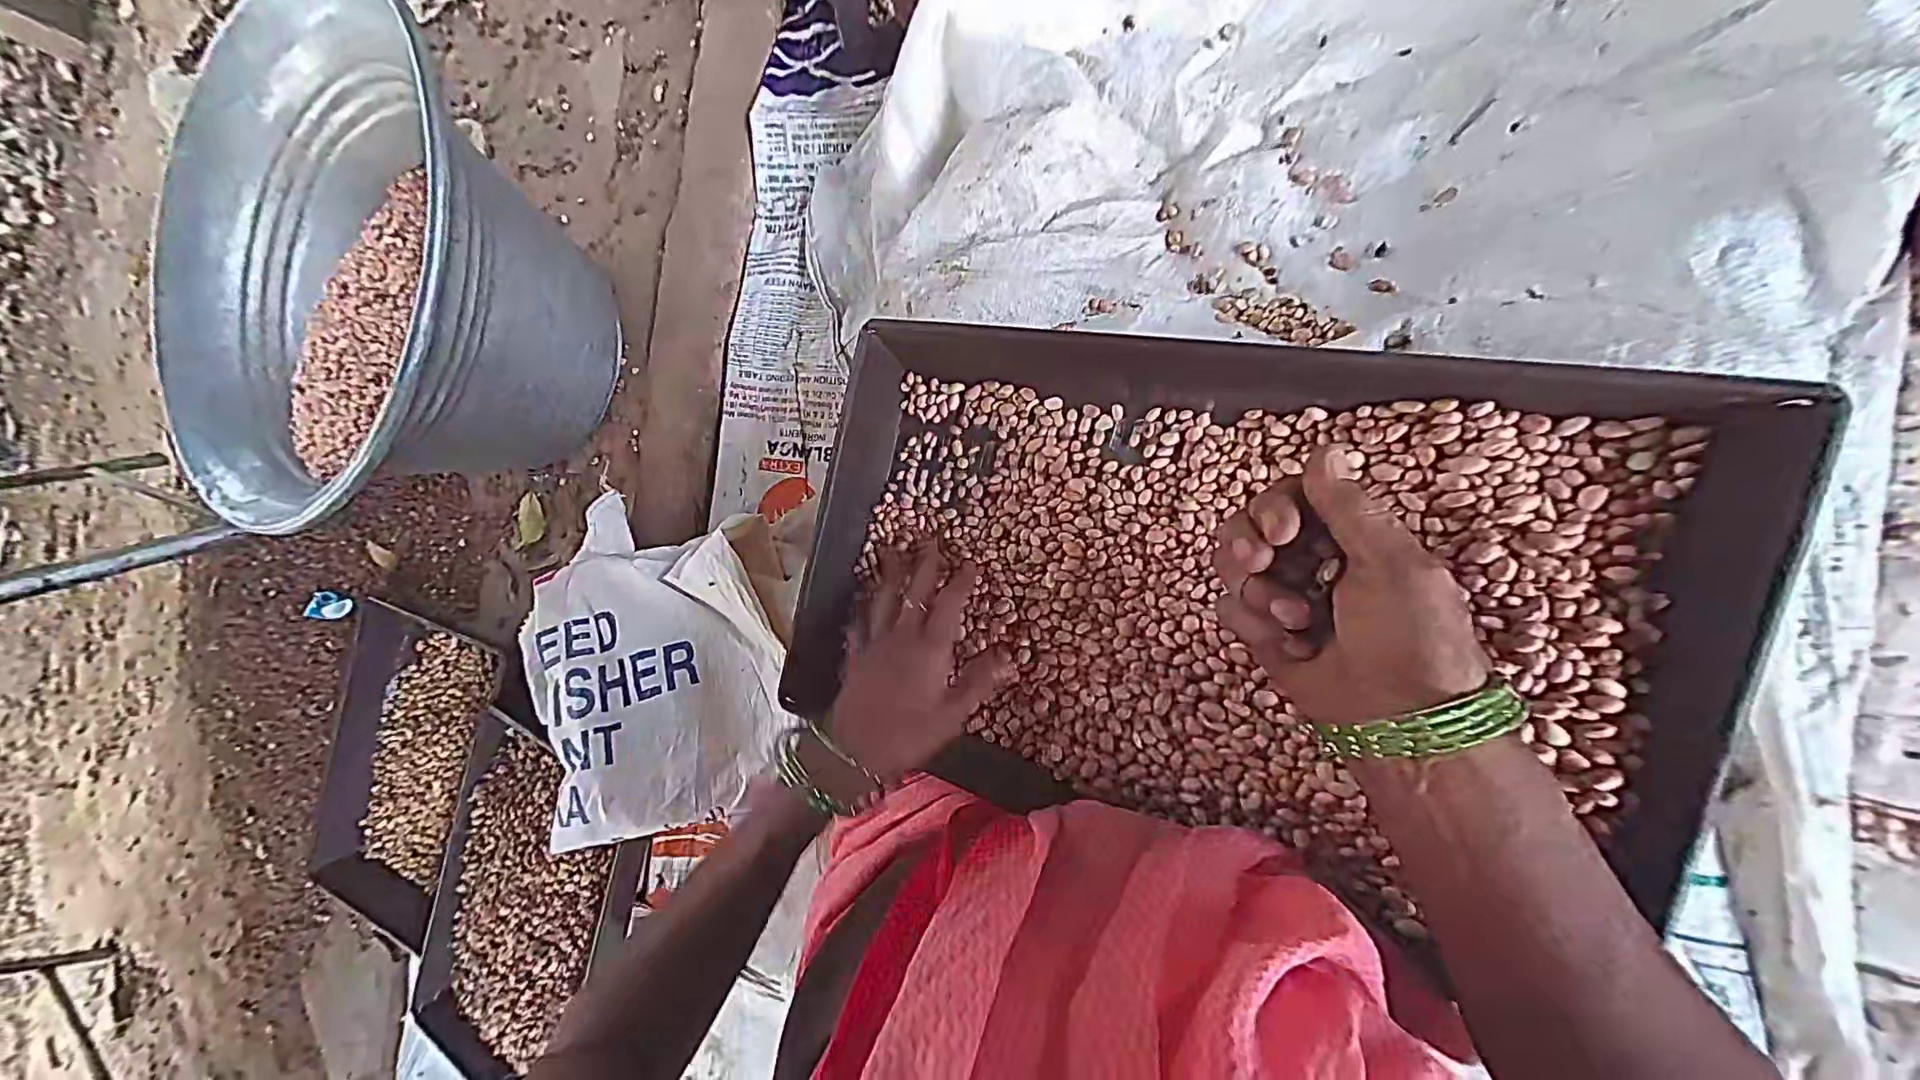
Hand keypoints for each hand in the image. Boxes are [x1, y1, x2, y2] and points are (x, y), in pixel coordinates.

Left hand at [829, 543, 1011, 779]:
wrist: (854, 750)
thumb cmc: (910, 734)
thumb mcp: (953, 714)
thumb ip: (978, 681)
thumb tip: (1007, 655)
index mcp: (931, 648)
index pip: (949, 605)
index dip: (961, 581)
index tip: (970, 563)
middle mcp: (902, 637)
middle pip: (916, 592)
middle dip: (926, 565)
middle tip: (932, 541)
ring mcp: (875, 644)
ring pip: (884, 600)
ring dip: (891, 575)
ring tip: (894, 554)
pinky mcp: (856, 656)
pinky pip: (859, 624)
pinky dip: (862, 608)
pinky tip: (860, 601)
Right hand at [1212, 446, 1489, 724]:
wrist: (1398, 722)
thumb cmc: (1412, 638)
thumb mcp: (1392, 563)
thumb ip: (1350, 507)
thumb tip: (1325, 452)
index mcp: (1349, 537)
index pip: (1291, 497)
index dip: (1275, 506)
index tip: (1282, 532)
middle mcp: (1312, 561)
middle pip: (1251, 526)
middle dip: (1249, 542)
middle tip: (1263, 562)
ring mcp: (1284, 596)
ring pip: (1233, 565)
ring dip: (1255, 588)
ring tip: (1292, 618)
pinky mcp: (1263, 632)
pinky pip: (1230, 607)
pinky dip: (1250, 621)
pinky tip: (1286, 642)